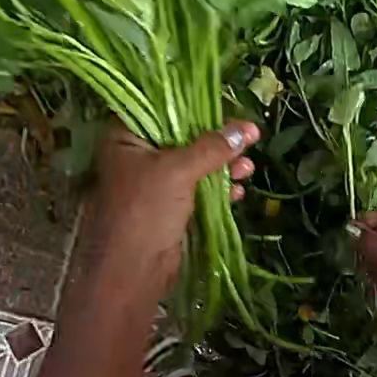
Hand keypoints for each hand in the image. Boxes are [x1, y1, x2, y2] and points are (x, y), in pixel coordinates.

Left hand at [83, 121, 257, 293]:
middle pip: (185, 137)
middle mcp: (139, 156)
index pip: (163, 108)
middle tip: (249, 139)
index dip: (197, 107)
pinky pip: (200, 189)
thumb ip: (212, 148)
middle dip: (219, 140)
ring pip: (196, 165)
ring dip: (224, 166)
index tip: (230, 109)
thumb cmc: (146, 210)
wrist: (134, 269)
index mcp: (127, 137)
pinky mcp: (171, 206)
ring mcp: (156, 183)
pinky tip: (239, 190)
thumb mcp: (178, 171)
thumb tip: (247, 129)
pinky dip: (220, 188)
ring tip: (248, 169)